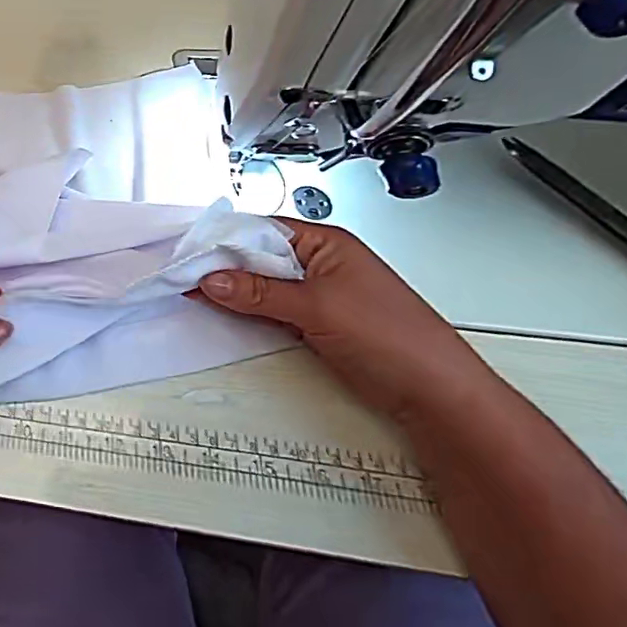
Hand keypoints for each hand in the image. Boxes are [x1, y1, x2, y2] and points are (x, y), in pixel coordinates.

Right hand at [188, 219, 496, 422]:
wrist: (438, 396)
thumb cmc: (399, 339)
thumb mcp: (318, 307)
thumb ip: (259, 292)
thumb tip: (213, 278)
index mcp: (325, 243)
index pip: (259, 230)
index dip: (222, 240)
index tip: (190, 255)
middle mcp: (319, 262)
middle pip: (256, 256)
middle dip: (223, 266)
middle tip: (188, 277)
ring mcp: (316, 292)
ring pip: (260, 283)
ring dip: (234, 290)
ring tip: (201, 294)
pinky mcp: (314, 319)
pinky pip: (269, 306)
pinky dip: (247, 309)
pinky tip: (227, 313)